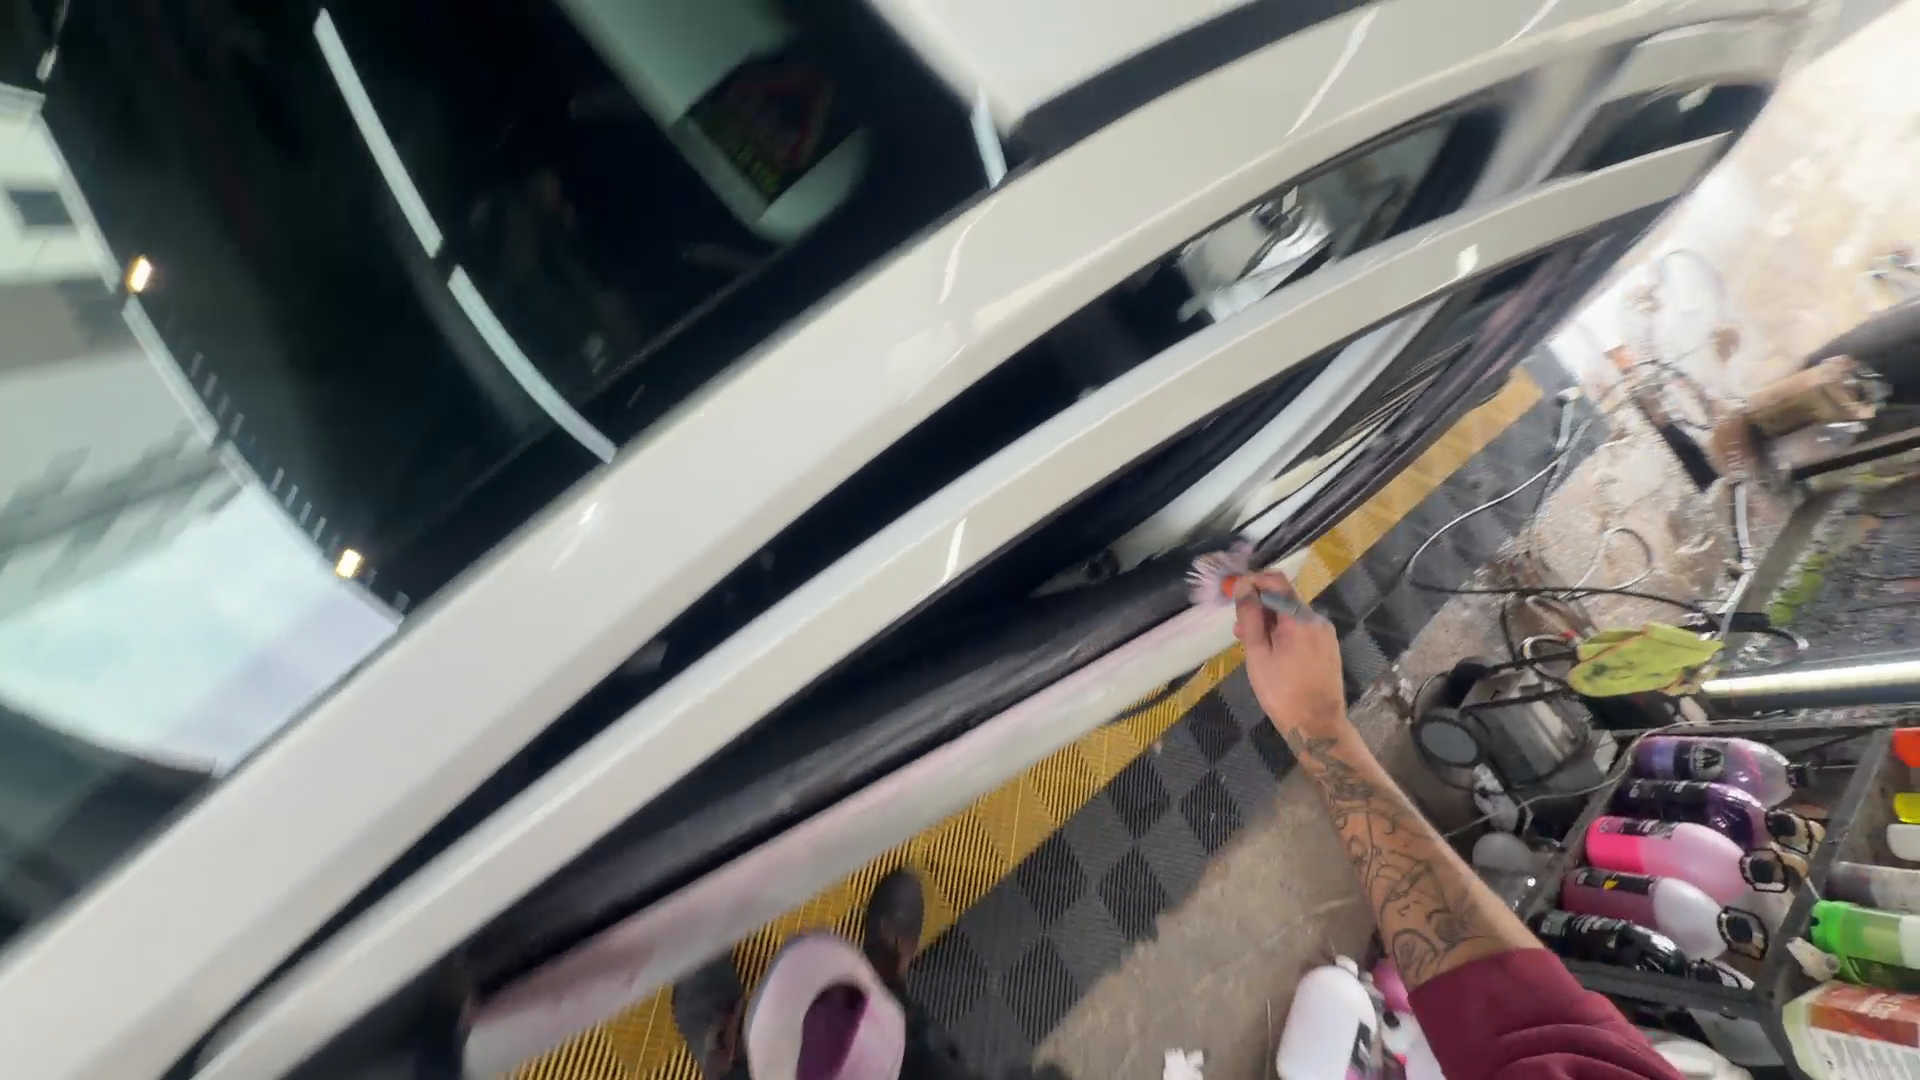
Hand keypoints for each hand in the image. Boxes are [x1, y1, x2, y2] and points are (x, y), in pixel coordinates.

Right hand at [1232, 573, 1349, 744]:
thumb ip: (1250, 617)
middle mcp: (1317, 620)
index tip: (1234, 594)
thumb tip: (1243, 587)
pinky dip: (1284, 632)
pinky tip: (1273, 654)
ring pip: (1292, 615)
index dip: (1253, 582)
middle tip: (1239, 629)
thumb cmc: (1281, 691)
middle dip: (1259, 606)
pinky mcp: (1328, 647)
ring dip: (1270, 621)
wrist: (1317, 725)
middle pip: (1284, 598)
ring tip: (1253, 645)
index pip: (1276, 581)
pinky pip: (1302, 629)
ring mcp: (1325, 634)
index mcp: (1299, 619)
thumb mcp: (1257, 653)